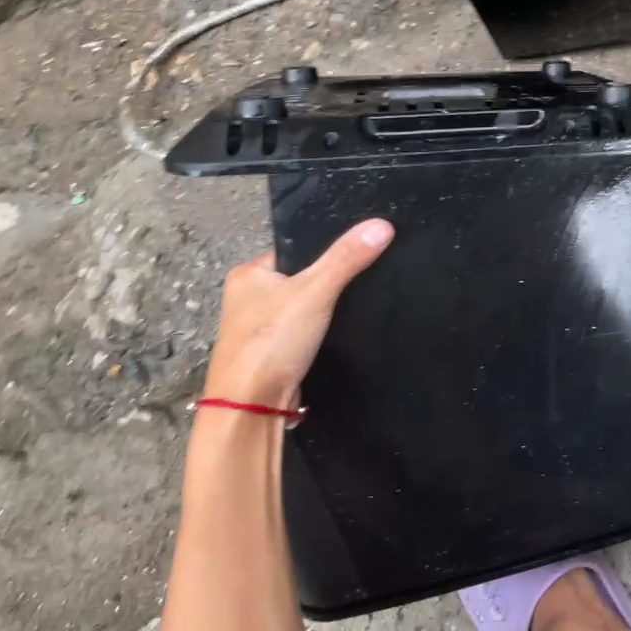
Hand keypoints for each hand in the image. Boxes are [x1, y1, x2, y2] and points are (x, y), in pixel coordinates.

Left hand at [203, 219, 394, 408]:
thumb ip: (347, 258)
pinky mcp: (274, 352)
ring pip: (306, 306)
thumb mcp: (316, 291)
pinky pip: (306, 330)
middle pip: (304, 278)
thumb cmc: (272, 341)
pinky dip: (323, 330)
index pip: (298, 250)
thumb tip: (382, 224)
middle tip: (367, 276)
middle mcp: (248, 297)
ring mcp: (260, 328)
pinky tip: (344, 330)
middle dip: (330, 281)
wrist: (251, 406)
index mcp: (248, 274)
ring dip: (328, 308)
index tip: (362, 251)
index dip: (329, 250)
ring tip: (362, 301)